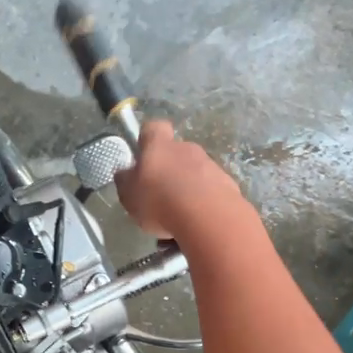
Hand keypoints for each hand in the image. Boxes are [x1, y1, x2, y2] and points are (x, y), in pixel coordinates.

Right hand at [113, 121, 250, 240]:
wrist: (206, 216)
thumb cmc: (159, 201)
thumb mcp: (129, 196)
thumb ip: (126, 182)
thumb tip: (125, 173)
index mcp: (159, 146)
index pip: (153, 128)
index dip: (147, 139)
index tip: (142, 156)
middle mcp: (186, 148)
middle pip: (175, 153)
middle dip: (167, 171)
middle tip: (158, 197)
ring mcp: (210, 164)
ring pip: (193, 173)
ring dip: (185, 189)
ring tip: (176, 218)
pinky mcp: (227, 183)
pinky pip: (209, 190)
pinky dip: (201, 203)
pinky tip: (194, 224)